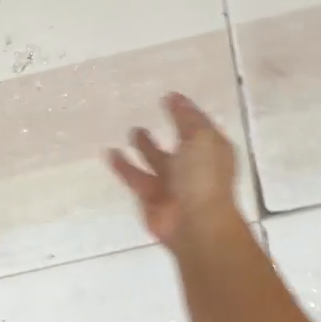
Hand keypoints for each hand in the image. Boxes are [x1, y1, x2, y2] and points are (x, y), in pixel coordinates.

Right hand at [108, 93, 243, 251]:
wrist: (195, 224)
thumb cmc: (204, 177)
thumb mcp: (201, 137)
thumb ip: (186, 117)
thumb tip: (173, 97)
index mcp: (210, 150)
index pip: (197, 126)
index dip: (185, 112)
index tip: (169, 96)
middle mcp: (192, 166)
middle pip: (178, 145)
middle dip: (167, 131)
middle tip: (152, 113)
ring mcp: (170, 183)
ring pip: (154, 160)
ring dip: (143, 146)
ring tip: (131, 131)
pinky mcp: (149, 198)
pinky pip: (134, 177)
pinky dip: (122, 167)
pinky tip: (110, 153)